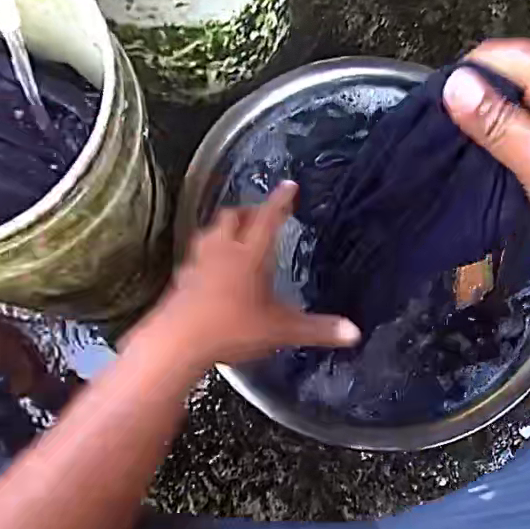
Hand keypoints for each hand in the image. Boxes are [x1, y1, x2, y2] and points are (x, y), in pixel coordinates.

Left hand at [132, 182, 359, 370]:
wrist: (177, 342)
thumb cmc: (230, 328)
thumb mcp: (281, 331)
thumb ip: (318, 329)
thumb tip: (352, 332)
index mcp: (250, 255)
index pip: (269, 218)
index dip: (280, 200)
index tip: (288, 186)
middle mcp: (222, 251)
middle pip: (233, 216)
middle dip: (249, 211)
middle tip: (261, 215)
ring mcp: (198, 263)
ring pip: (210, 233)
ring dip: (224, 230)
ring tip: (234, 236)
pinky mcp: (182, 280)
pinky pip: (196, 257)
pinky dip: (207, 256)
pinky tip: (211, 270)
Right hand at [443, 40, 529, 258]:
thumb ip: (493, 120)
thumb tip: (452, 83)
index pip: (493, 55)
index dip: (464, 85)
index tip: (445, 125)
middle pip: (508, 72)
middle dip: (482, 105)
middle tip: (461, 148)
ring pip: (522, 97)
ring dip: (501, 124)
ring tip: (482, 156)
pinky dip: (522, 133)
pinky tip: (510, 159)